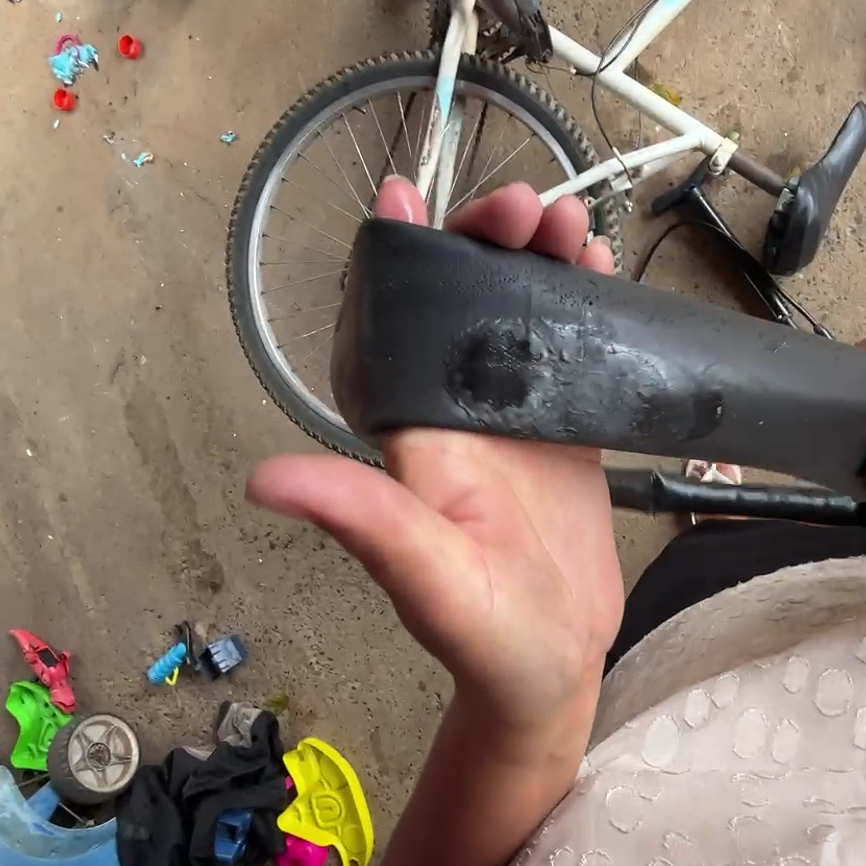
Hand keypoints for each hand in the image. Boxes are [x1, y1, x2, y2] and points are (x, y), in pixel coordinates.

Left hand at [248, 179, 622, 733]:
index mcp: (419, 439)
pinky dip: (587, 309)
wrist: (551, 671)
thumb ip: (364, 521)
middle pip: (465, 308)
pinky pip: (574, 357)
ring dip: (539, 264)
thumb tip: (264, 478)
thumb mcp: (427, 582)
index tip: (406, 194)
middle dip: (485, 244)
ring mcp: (518, 426)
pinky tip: (601, 272)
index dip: (398, 263)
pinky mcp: (566, 439)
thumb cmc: (487, 640)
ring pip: (522, 320)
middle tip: (524, 208)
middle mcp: (461, 421)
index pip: (396, 331)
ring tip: (569, 225)